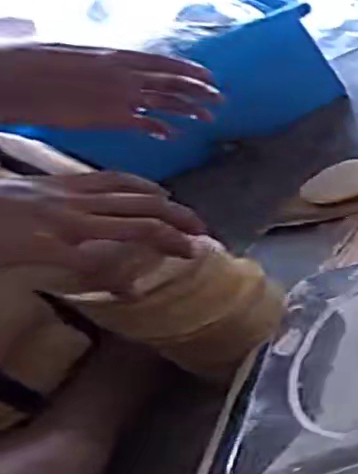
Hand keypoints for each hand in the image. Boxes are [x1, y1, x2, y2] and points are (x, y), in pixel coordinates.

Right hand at [0, 43, 218, 137]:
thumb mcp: (53, 48)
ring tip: (208, 117)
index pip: (162, 62)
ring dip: (193, 111)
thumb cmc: (13, 61)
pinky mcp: (112, 117)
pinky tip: (171, 134)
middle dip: (202, 91)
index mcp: (108, 56)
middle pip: (175, 83)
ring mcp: (120, 96)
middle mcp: (122, 75)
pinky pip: (149, 125)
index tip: (210, 76)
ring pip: (170, 104)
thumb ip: (83, 54)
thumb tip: (88, 49)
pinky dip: (164, 130)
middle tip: (221, 99)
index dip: (190, 69)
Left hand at [0, 172, 205, 293]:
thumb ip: (44, 273)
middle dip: (177, 237)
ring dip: (174, 211)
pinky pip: (112, 179)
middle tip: (200, 245)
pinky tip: (160, 194)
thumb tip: (91, 288)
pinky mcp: (56, 181)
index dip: (123, 282)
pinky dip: (144, 186)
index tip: (134, 294)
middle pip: (141, 226)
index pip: (102, 266)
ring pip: (138, 200)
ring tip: (194, 222)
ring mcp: (63, 196)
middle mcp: (65, 219)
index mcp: (43, 245)